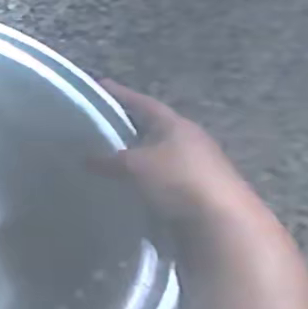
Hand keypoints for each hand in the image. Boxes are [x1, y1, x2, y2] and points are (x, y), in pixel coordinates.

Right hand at [93, 80, 256, 227]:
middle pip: (151, 125)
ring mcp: (195, 163)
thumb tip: (85, 157)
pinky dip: (143, 172)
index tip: (98, 86)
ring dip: (135, 151)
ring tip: (107, 154)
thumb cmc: (177, 181)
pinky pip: (162, 172)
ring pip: (156, 150)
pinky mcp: (196, 187)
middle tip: (98, 122)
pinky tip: (128, 180)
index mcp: (175, 124)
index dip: (120, 94)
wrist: (222, 223)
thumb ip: (107, 159)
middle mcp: (187, 138)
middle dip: (126, 123)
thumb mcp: (134, 166)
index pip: (142, 102)